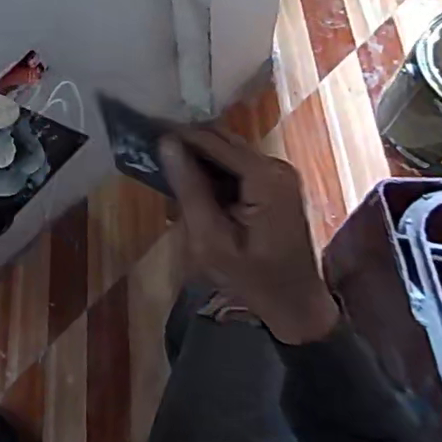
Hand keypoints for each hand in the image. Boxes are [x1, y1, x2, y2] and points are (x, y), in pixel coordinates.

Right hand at [160, 126, 339, 344]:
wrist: (296, 305)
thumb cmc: (251, 278)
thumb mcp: (210, 238)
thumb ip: (189, 187)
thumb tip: (166, 142)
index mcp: (264, 176)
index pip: (211, 140)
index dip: (177, 136)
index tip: (145, 136)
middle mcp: (275, 165)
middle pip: (221, 139)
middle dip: (186, 145)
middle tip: (152, 156)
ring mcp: (278, 173)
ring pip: (226, 149)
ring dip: (197, 159)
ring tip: (167, 172)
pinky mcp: (275, 182)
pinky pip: (235, 164)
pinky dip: (212, 171)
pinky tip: (192, 187)